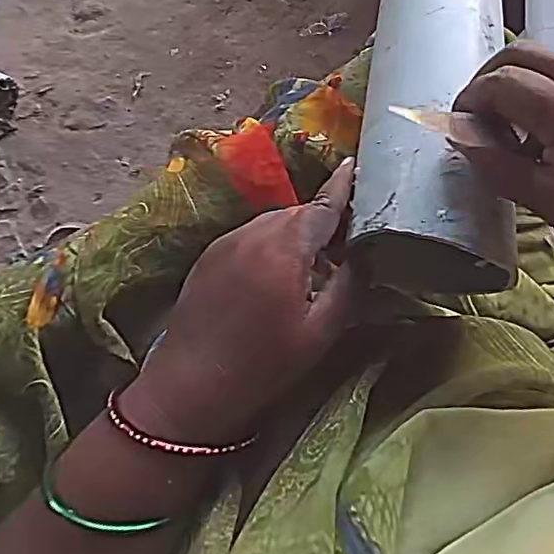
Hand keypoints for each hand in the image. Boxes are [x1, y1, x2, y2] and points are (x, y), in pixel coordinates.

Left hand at [119, 159, 359, 445]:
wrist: (188, 389)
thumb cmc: (262, 365)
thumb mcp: (320, 332)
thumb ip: (349, 285)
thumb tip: (364, 255)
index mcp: (285, 246)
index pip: (323, 204)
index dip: (342, 185)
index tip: (354, 164)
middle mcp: (254, 232)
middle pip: (299, 213)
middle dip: (323, 220)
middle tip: (344, 245)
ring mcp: (227, 240)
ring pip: (274, 222)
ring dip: (296, 233)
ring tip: (311, 266)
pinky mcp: (210, 254)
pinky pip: (251, 235)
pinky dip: (271, 243)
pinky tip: (275, 275)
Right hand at [453, 43, 553, 275]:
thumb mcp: (546, 200)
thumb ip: (496, 163)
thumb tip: (462, 136)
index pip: (503, 82)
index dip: (473, 97)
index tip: (464, 119)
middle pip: (522, 51)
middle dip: (490, 75)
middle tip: (481, 109)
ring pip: (548, 55)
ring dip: (520, 78)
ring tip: (516, 121)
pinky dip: (549, 83)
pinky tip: (552, 121)